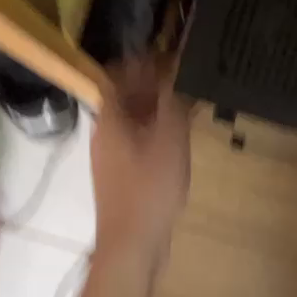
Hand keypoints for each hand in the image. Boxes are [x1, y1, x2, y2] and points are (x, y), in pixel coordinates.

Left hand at [92, 51, 192, 263]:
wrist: (131, 244)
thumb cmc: (149, 189)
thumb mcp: (170, 140)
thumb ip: (173, 101)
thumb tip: (176, 69)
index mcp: (109, 117)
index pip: (118, 73)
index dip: (142, 60)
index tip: (169, 51)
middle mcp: (106, 132)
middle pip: (126, 96)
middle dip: (154, 82)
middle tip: (187, 75)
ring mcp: (113, 156)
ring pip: (135, 119)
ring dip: (159, 107)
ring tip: (191, 103)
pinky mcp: (124, 175)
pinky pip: (141, 140)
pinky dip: (160, 131)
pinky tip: (182, 137)